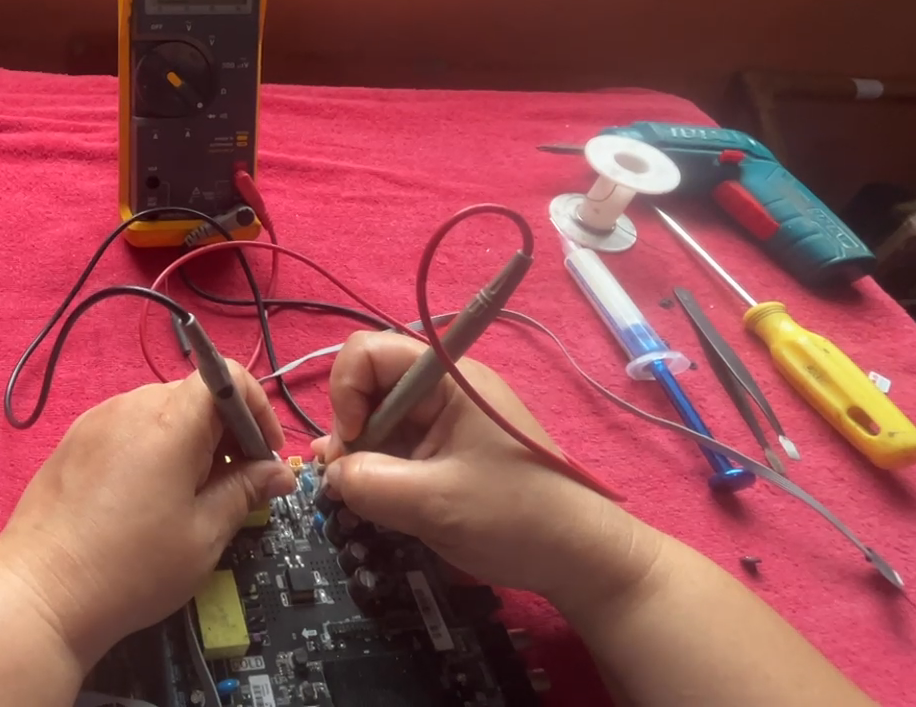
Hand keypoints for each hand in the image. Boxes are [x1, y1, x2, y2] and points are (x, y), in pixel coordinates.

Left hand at [0, 363, 296, 667]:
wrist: (42, 588)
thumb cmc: (132, 566)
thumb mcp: (203, 535)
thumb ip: (245, 492)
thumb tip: (277, 473)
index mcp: (170, 420)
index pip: (225, 375)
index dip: (255, 407)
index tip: (264, 454)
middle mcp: (132, 405)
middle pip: (194, 395)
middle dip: (225, 431)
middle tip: (236, 484)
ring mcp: (99, 418)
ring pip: (160, 410)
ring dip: (189, 439)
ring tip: (190, 494)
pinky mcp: (77, 436)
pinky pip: (129, 425)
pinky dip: (153, 445)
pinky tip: (147, 493)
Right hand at [314, 332, 659, 609]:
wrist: (587, 564)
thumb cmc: (518, 519)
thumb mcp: (434, 503)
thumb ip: (368, 484)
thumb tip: (328, 474)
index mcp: (446, 378)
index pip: (368, 352)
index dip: (346, 390)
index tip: (353, 439)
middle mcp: (441, 387)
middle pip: (368, 384)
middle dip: (349, 426)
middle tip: (348, 476)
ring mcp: (443, 417)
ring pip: (376, 416)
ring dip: (360, 451)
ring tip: (357, 493)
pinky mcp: (445, 446)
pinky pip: (394, 441)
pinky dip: (377, 465)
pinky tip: (372, 495)